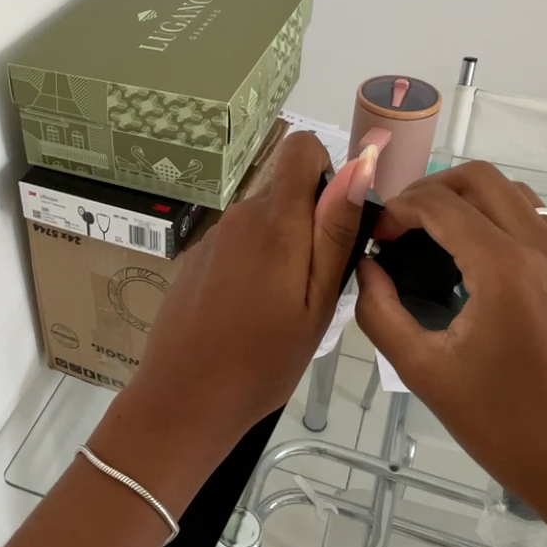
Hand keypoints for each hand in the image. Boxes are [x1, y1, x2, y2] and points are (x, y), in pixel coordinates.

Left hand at [86, 132, 372, 503]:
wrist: (185, 398)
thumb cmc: (264, 359)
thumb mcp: (318, 300)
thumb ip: (336, 229)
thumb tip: (361, 162)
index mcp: (274, 219)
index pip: (301, 148)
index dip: (326, 173)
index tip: (332, 224)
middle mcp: (238, 216)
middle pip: (283, 191)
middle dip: (306, 224)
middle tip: (310, 288)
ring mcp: (210, 238)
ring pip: (259, 222)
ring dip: (278, 250)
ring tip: (278, 309)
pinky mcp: (193, 260)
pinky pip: (234, 245)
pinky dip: (249, 266)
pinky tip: (244, 315)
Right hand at [354, 162, 546, 526]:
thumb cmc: (508, 428)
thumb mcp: (425, 373)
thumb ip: (380, 312)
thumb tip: (367, 268)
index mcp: (504, 268)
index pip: (440, 203)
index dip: (398, 209)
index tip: (377, 238)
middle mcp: (543, 248)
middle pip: (481, 178)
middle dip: (431, 190)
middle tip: (402, 228)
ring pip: (514, 193)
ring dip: (468, 200)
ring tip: (434, 240)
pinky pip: (537, 222)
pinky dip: (498, 221)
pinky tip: (474, 266)